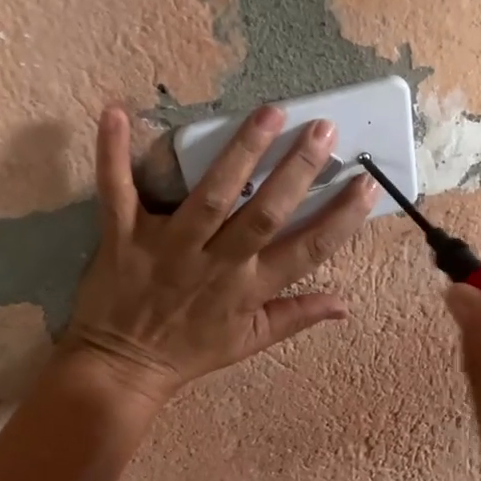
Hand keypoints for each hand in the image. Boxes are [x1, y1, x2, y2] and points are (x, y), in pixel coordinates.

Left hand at [59, 105, 377, 403]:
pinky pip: (118, 191)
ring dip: (239, 153)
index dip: (340, 218)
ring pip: (210, 196)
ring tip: (269, 113)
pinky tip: (117, 112)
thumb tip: (346, 304)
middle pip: (264, 214)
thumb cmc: (187, 352)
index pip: (307, 250)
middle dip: (297, 171)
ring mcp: (169, 247)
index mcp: (249, 288)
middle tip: (323, 129)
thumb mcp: (250, 341)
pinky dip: (114, 154)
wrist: (119, 369)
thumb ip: (297, 316)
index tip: (366, 183)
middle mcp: (215, 263)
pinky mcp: (123, 236)